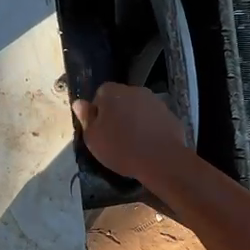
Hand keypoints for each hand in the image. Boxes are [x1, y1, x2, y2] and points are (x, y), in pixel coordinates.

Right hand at [72, 83, 191, 184]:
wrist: (161, 159)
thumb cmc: (121, 148)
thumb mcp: (93, 138)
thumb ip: (86, 118)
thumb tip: (79, 103)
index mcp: (112, 92)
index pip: (100, 93)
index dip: (98, 111)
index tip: (100, 129)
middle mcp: (134, 90)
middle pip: (121, 99)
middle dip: (117, 113)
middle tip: (115, 136)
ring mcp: (155, 101)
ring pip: (138, 107)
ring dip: (135, 119)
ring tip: (133, 142)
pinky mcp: (170, 114)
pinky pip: (154, 118)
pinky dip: (150, 127)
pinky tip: (149, 144)